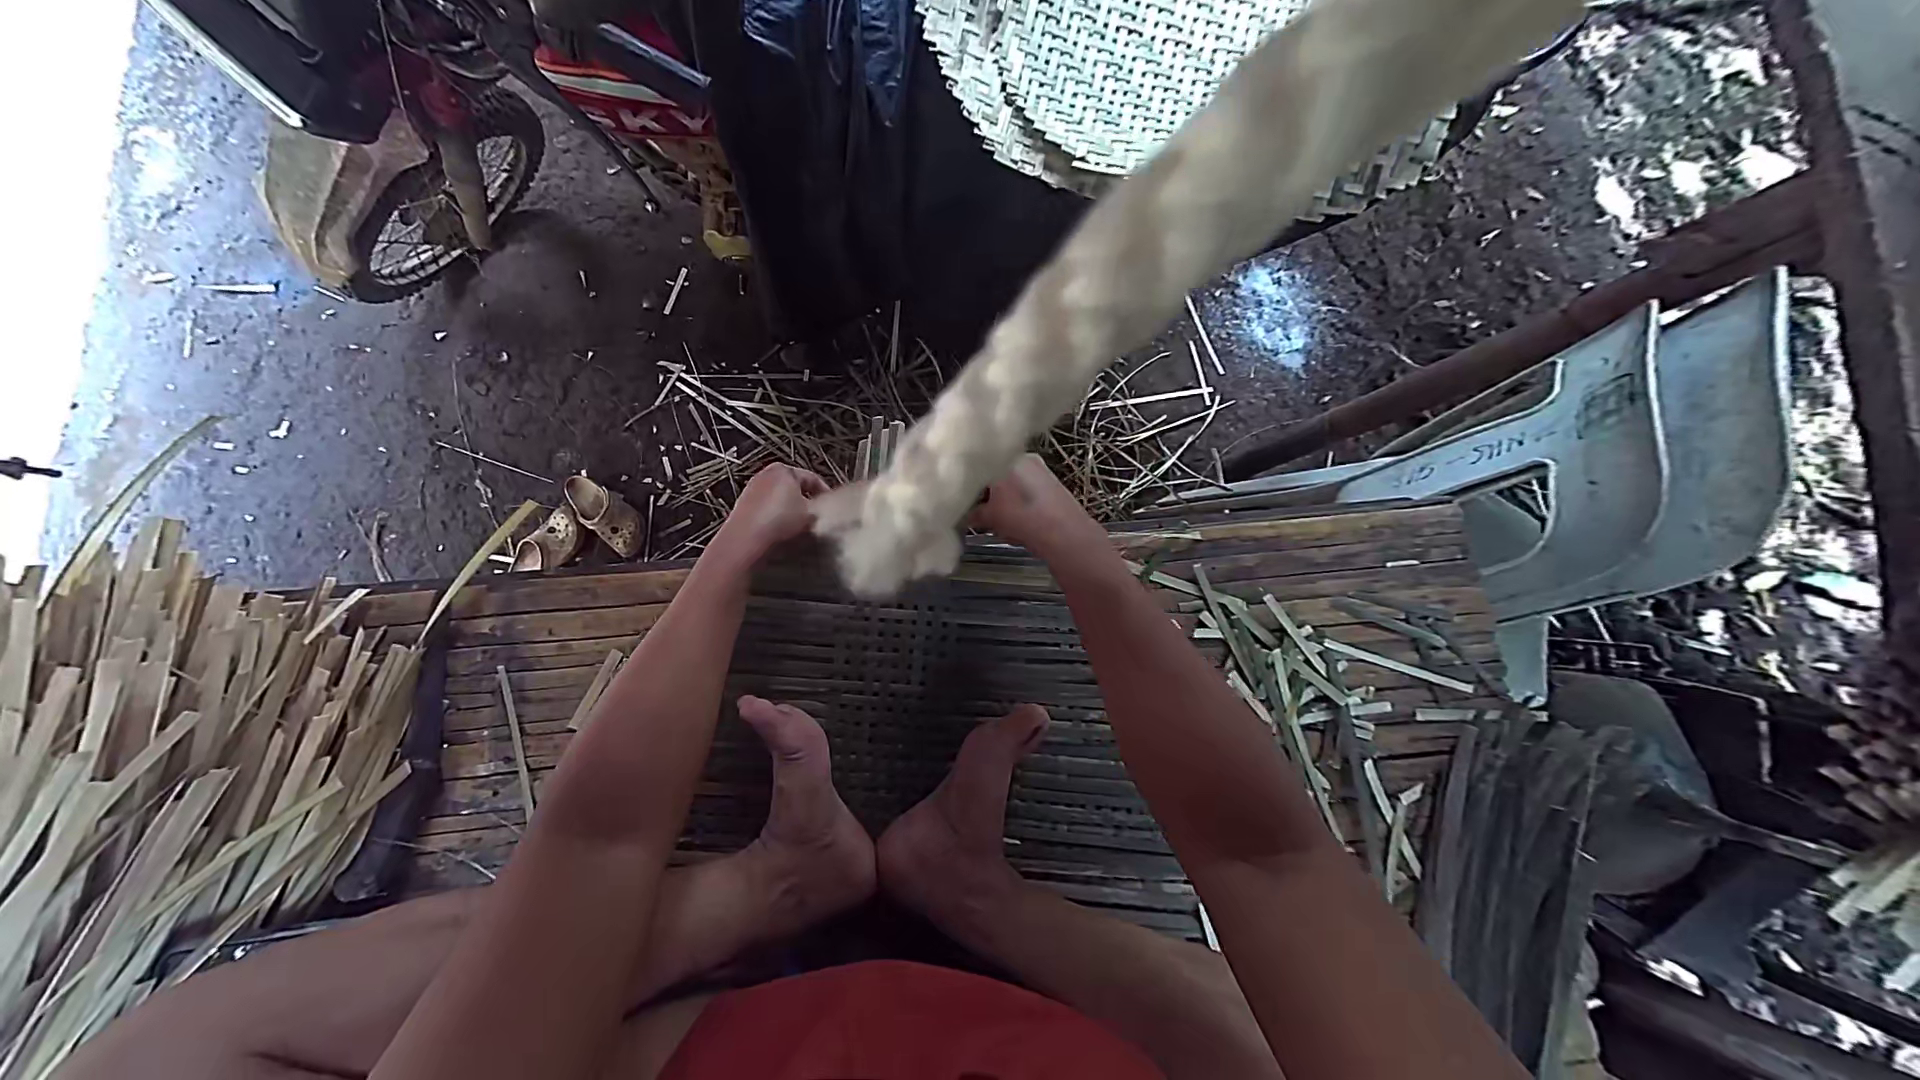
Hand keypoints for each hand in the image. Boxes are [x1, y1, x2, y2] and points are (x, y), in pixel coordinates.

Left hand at [715, 464, 827, 562]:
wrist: (746, 540)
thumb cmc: (777, 522)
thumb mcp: (811, 515)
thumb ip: (820, 509)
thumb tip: (822, 512)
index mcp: (784, 470)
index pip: (812, 478)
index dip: (824, 493)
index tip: (830, 505)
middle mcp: (765, 476)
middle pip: (793, 487)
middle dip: (804, 502)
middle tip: (814, 517)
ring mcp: (752, 490)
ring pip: (778, 499)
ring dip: (789, 511)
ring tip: (797, 527)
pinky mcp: (743, 506)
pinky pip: (765, 510)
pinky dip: (774, 518)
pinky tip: (779, 532)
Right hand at [969, 455, 1105, 558]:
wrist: (1064, 534)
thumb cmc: (1021, 516)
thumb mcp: (987, 515)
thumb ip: (970, 513)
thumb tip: (960, 516)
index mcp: (1007, 456)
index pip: (977, 465)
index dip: (965, 486)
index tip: (960, 504)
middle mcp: (1025, 459)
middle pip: (993, 476)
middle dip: (983, 497)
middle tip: (976, 517)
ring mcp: (1041, 473)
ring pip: (1009, 488)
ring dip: (999, 505)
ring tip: (998, 526)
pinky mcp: (1051, 490)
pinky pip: (1024, 496)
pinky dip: (1016, 509)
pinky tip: (1016, 528)